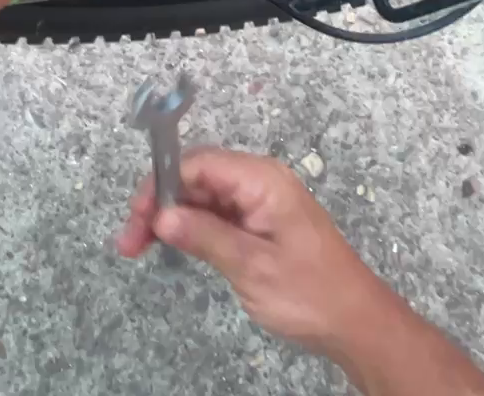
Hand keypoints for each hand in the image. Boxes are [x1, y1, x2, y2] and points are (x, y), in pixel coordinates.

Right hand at [115, 147, 402, 356]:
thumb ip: (205, 236)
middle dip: (159, 201)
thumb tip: (161, 215)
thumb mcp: (252, 266)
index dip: (162, 183)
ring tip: (138, 246)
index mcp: (262, 178)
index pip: (199, 163)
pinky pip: (217, 211)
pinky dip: (191, 226)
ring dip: (171, 216)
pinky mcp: (259, 220)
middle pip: (197, 176)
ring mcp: (259, 199)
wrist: (354, 320)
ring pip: (203, 194)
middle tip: (129, 240)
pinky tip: (171, 243)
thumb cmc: (309, 291)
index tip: (136, 216)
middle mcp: (259, 180)